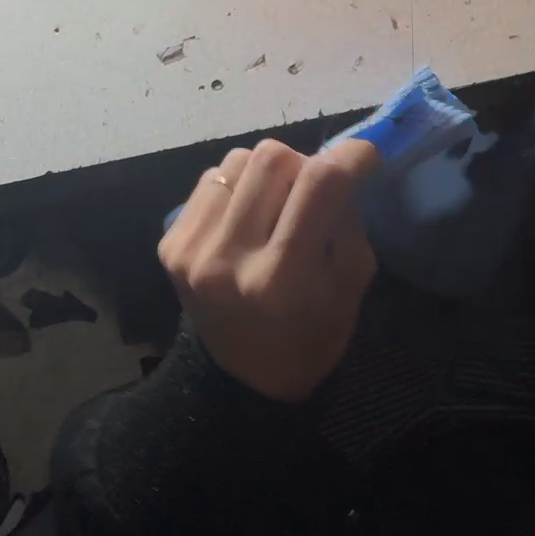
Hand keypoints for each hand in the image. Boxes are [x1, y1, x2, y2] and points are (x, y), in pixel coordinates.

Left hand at [158, 138, 381, 400]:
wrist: (243, 379)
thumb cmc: (312, 336)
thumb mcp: (351, 285)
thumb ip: (349, 220)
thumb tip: (343, 160)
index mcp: (283, 279)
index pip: (320, 184)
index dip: (349, 156)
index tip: (364, 157)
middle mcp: (229, 258)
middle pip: (274, 157)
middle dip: (305, 165)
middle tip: (314, 193)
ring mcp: (192, 249)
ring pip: (239, 159)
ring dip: (268, 174)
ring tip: (276, 207)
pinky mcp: (170, 244)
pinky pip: (211, 179)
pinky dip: (237, 187)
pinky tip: (246, 219)